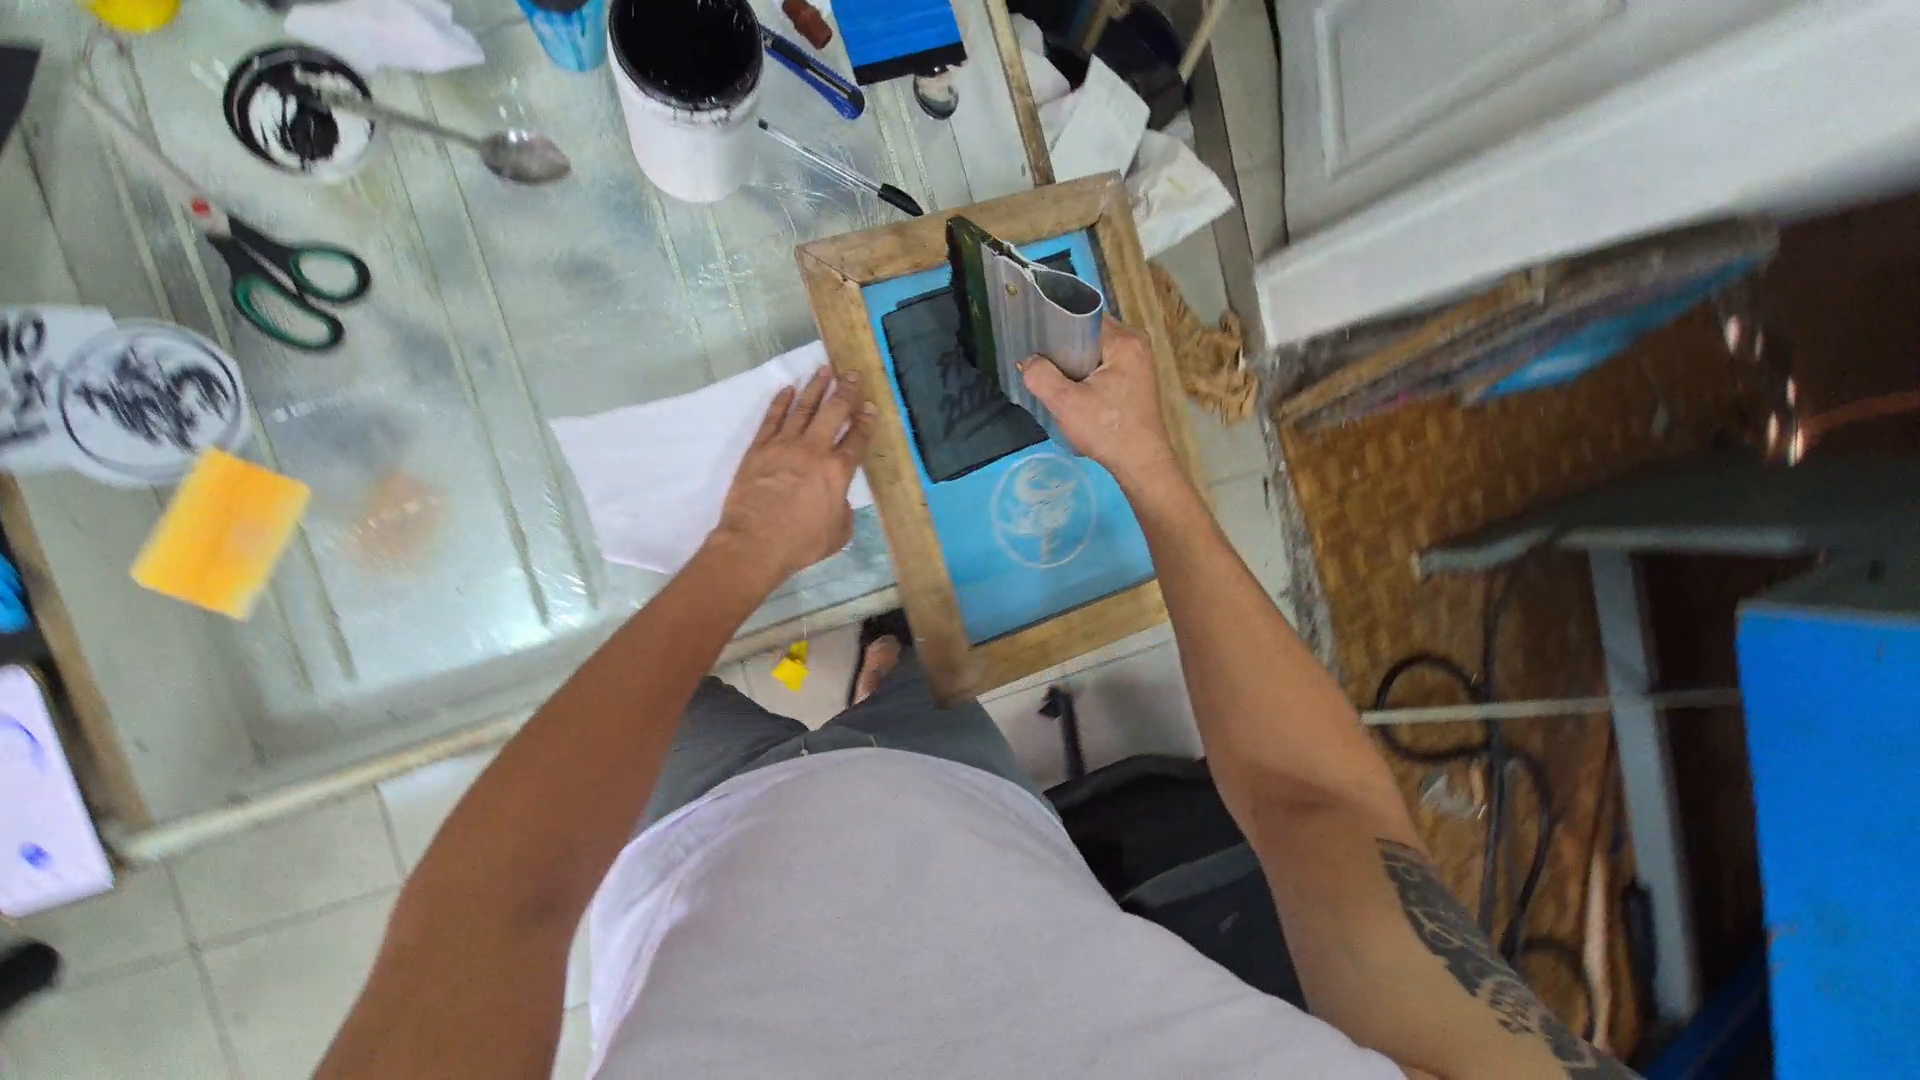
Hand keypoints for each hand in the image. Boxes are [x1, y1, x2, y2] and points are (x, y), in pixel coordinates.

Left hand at [709, 366, 875, 583]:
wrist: (754, 543)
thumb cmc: (800, 543)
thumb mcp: (839, 531)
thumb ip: (843, 508)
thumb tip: (837, 497)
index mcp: (838, 471)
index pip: (857, 438)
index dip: (866, 420)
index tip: (870, 406)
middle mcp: (814, 450)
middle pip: (833, 412)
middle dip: (845, 391)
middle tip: (851, 374)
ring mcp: (784, 446)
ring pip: (803, 408)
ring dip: (815, 387)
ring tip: (824, 370)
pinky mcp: (759, 448)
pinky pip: (772, 418)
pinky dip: (781, 402)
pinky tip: (788, 390)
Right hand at [1019, 316, 1177, 486]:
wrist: (1140, 463)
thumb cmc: (1107, 430)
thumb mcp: (1066, 404)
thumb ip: (1041, 377)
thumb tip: (1028, 361)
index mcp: (1124, 340)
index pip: (1083, 316)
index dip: (1056, 326)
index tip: (1036, 341)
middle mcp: (1136, 343)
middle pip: (1089, 332)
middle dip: (1064, 346)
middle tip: (1041, 362)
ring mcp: (1139, 361)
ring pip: (1096, 350)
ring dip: (1075, 362)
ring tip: (1053, 376)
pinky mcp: (1137, 378)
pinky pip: (1105, 364)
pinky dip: (1088, 372)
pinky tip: (1073, 389)